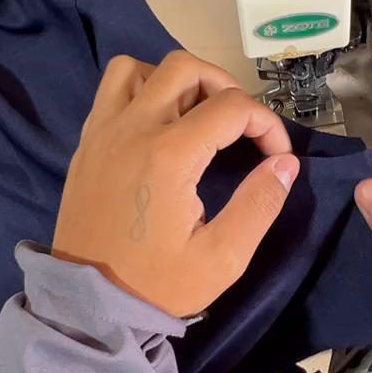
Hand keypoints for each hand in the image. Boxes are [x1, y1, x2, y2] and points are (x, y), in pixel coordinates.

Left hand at [53, 51, 297, 316]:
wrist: (87, 305)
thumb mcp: (222, 257)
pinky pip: (112, 90)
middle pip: (185, 67)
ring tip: (197, 114)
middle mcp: (133, 129)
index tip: (276, 155)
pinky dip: (142, 89)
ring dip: (177, 80)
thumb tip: (285, 163)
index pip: (232, 108)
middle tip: (240, 123)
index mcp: (170, 155)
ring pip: (139, 67)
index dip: (266, 124)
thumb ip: (259, 204)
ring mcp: (103, 132)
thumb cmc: (156, 285)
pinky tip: (159, 125)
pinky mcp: (86, 143)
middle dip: (225, 86)